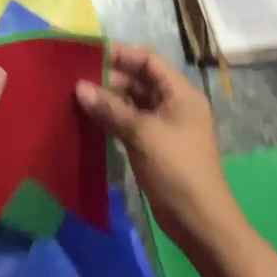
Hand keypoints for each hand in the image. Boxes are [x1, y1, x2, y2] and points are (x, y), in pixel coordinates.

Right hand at [75, 43, 231, 224]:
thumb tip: (79, 86)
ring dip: (109, 99)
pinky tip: (90, 119)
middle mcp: (174, 104)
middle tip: (77, 79)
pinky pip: (131, 122)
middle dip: (110, 78)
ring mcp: (165, 126)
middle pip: (139, 80)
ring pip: (133, 102)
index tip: (90, 55)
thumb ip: (110, 108)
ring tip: (78, 97)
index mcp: (180, 93)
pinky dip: (113, 118)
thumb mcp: (141, 134)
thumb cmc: (176, 169)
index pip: (148, 60)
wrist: (199, 222)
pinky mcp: (155, 145)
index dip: (121, 54)